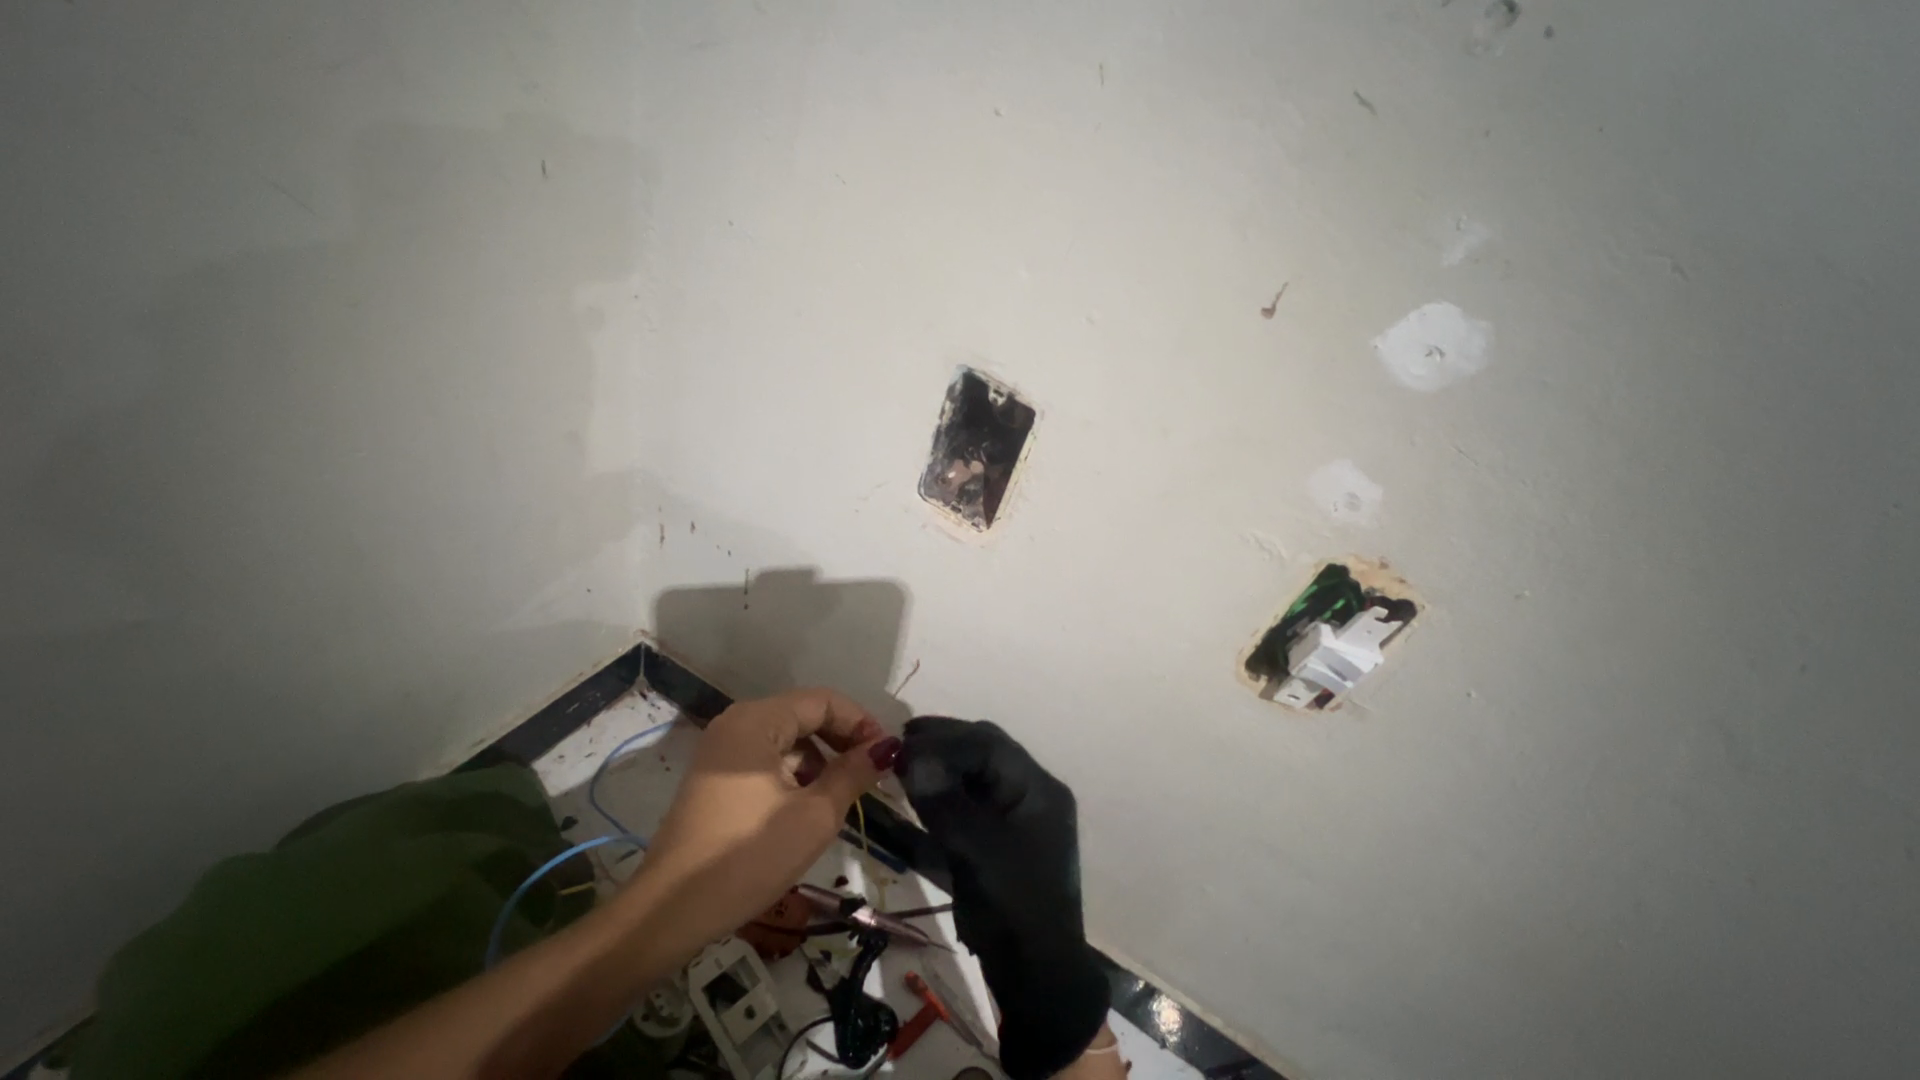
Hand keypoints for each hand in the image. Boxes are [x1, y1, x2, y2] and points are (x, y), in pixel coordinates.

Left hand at [634, 689, 898, 948]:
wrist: (672, 911)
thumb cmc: (749, 856)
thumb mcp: (814, 816)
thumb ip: (853, 774)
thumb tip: (885, 748)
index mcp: (756, 721)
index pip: (822, 701)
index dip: (860, 723)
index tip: (886, 757)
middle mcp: (735, 724)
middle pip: (803, 715)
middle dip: (842, 740)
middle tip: (873, 775)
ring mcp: (720, 751)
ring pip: (785, 739)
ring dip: (820, 760)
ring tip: (844, 796)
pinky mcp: (715, 779)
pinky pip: (765, 760)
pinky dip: (794, 774)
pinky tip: (809, 807)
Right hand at [898, 717, 1108, 1079]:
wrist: (1037, 976)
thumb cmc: (1012, 907)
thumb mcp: (974, 850)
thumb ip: (942, 800)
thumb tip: (909, 754)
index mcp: (1038, 790)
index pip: (988, 745)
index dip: (944, 738)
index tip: (902, 741)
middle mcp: (1034, 795)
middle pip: (986, 754)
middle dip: (944, 745)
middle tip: (901, 745)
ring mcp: (1021, 819)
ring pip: (979, 776)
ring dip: (944, 767)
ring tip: (905, 765)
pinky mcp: (1005, 843)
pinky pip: (975, 804)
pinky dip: (948, 795)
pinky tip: (921, 796)